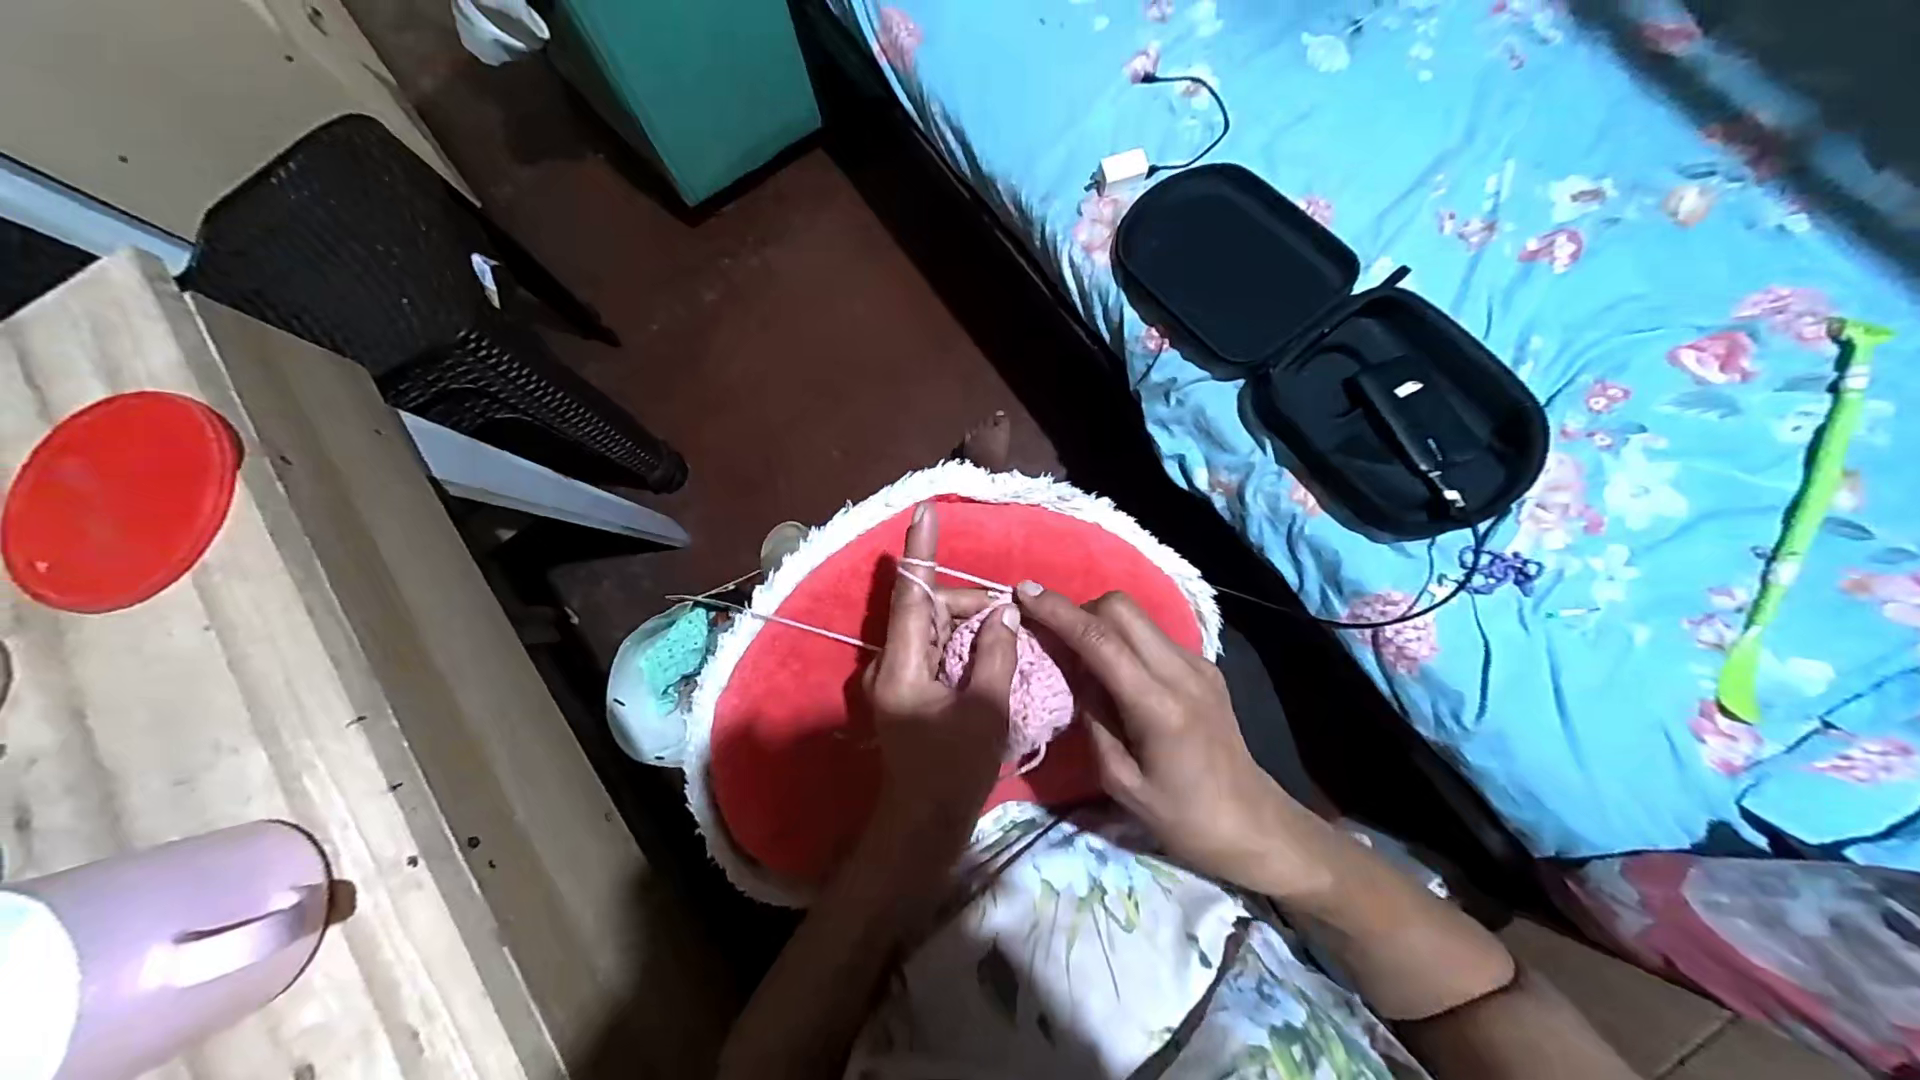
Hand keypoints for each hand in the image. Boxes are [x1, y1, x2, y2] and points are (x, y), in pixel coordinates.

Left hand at [863, 503, 1018, 843]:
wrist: (920, 826)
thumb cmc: (952, 772)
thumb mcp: (984, 710)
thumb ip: (994, 654)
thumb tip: (1004, 613)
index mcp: (903, 664)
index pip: (912, 593)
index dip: (921, 550)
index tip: (925, 511)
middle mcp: (890, 663)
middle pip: (930, 611)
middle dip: (970, 605)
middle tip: (1012, 618)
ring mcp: (895, 679)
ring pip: (934, 631)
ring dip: (969, 627)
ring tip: (1007, 636)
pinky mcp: (905, 692)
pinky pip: (934, 653)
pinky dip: (961, 647)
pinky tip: (989, 653)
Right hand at [1014, 583, 1332, 899]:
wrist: (1254, 825)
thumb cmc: (1182, 817)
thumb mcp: (1120, 781)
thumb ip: (1092, 718)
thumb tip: (1071, 670)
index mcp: (1158, 706)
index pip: (1100, 641)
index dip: (1058, 612)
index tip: (1024, 592)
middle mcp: (1182, 672)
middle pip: (1121, 607)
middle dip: (1080, 611)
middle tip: (1054, 638)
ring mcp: (1198, 665)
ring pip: (1137, 616)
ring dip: (1100, 622)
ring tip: (1078, 655)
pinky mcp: (1205, 667)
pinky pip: (1152, 636)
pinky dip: (1122, 639)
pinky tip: (1114, 672)